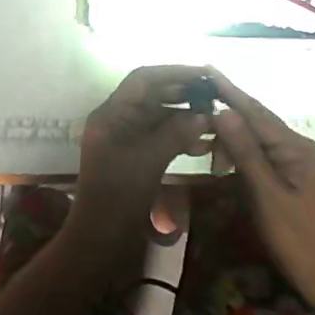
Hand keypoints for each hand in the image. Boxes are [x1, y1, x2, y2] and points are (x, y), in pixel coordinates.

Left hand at [68, 66, 212, 254]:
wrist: (99, 241)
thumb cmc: (118, 197)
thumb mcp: (148, 161)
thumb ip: (175, 133)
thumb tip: (204, 114)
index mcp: (110, 114)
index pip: (143, 79)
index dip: (174, 73)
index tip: (204, 73)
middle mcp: (116, 120)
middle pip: (151, 95)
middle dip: (183, 94)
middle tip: (214, 96)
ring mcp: (125, 139)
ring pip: (158, 117)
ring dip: (185, 117)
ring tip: (214, 121)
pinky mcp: (134, 157)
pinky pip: (159, 137)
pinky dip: (179, 137)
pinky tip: (203, 144)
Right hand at [211, 75, 314, 306]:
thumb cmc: (297, 239)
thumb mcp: (266, 195)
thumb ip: (245, 152)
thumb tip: (223, 111)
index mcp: (298, 148)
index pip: (257, 113)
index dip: (231, 92)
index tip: (208, 70)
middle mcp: (299, 148)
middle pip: (258, 121)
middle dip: (229, 108)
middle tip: (197, 95)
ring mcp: (296, 163)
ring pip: (257, 137)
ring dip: (231, 133)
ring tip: (203, 126)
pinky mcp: (290, 177)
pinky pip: (260, 153)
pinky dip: (240, 150)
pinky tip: (223, 150)